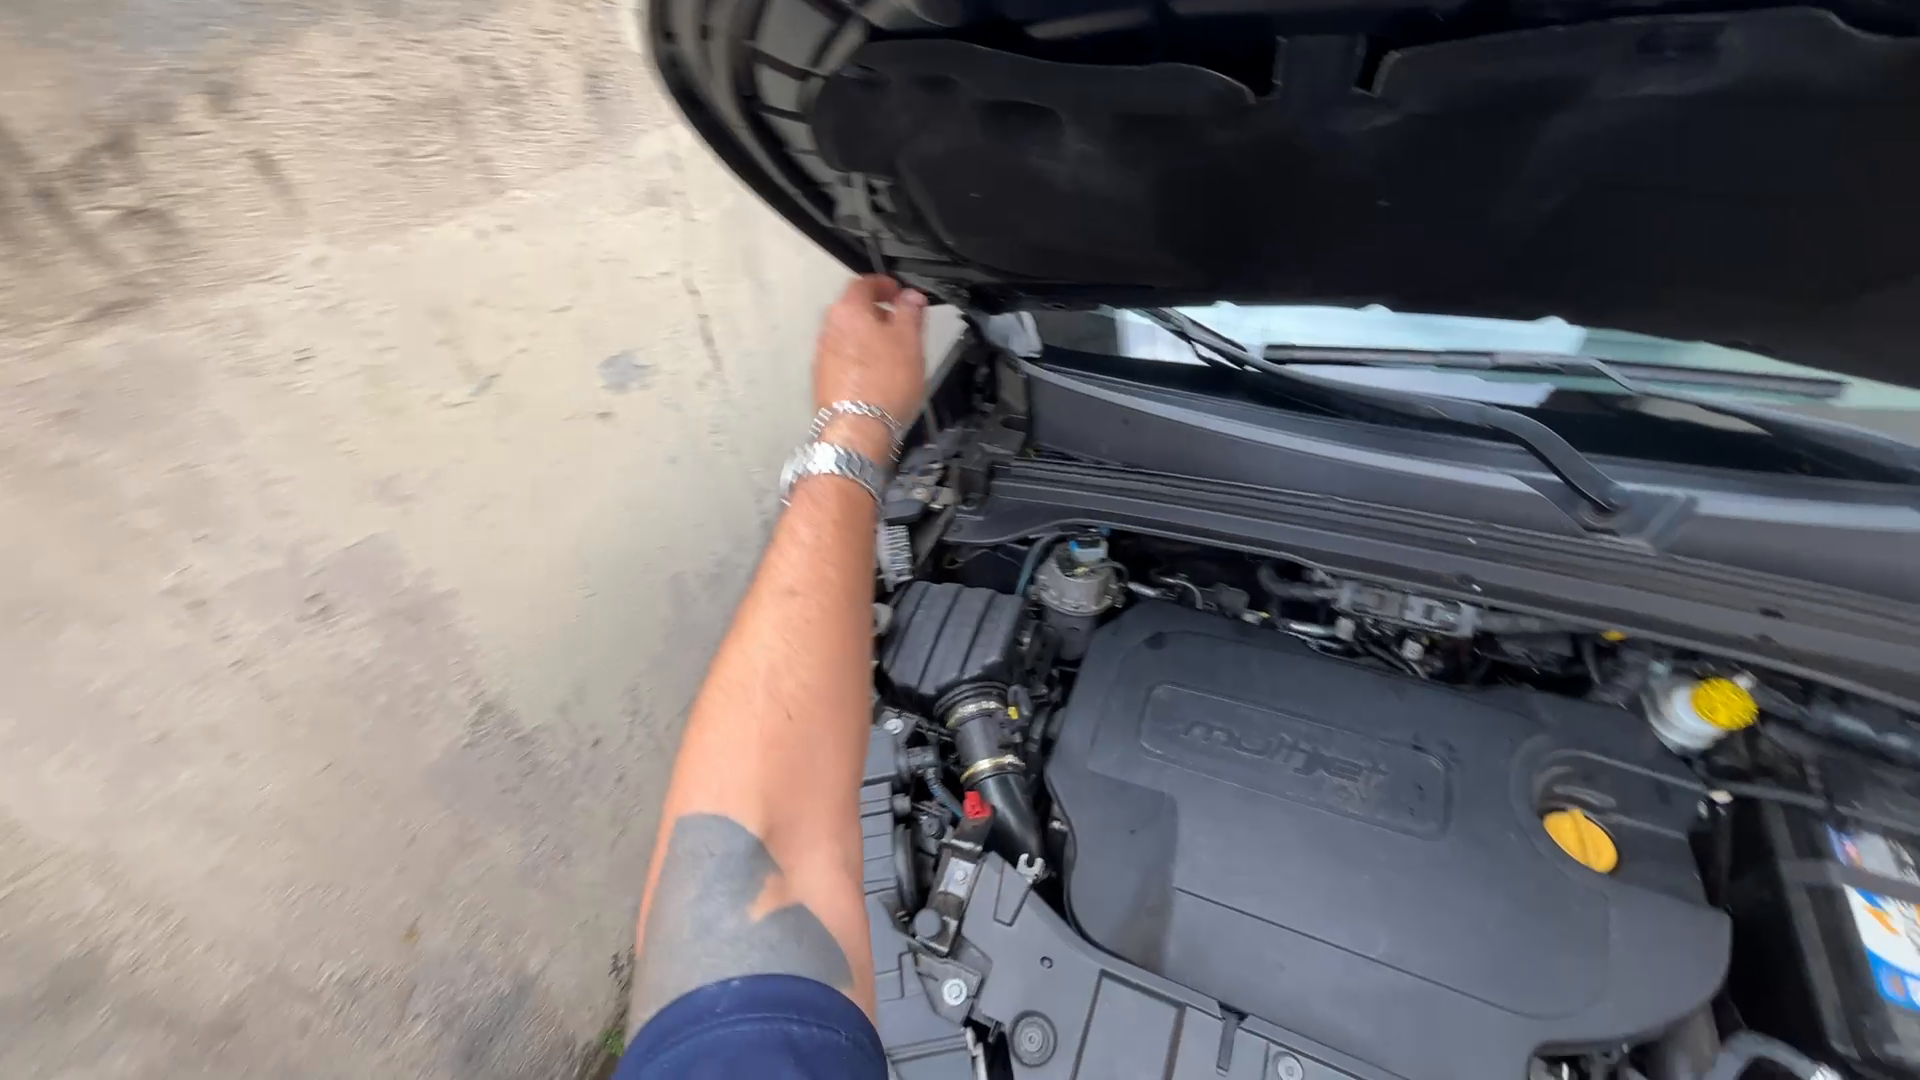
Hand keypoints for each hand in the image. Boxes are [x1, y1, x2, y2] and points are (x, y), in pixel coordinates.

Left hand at [812, 275, 926, 458]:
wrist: (857, 429)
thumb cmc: (885, 383)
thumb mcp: (910, 341)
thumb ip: (911, 312)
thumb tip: (912, 296)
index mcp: (848, 311)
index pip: (864, 283)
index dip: (884, 284)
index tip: (899, 291)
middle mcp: (829, 329)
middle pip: (853, 310)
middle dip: (876, 313)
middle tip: (899, 323)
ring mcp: (822, 356)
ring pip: (847, 337)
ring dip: (867, 338)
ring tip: (891, 353)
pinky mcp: (824, 381)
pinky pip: (844, 361)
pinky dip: (859, 360)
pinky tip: (876, 376)